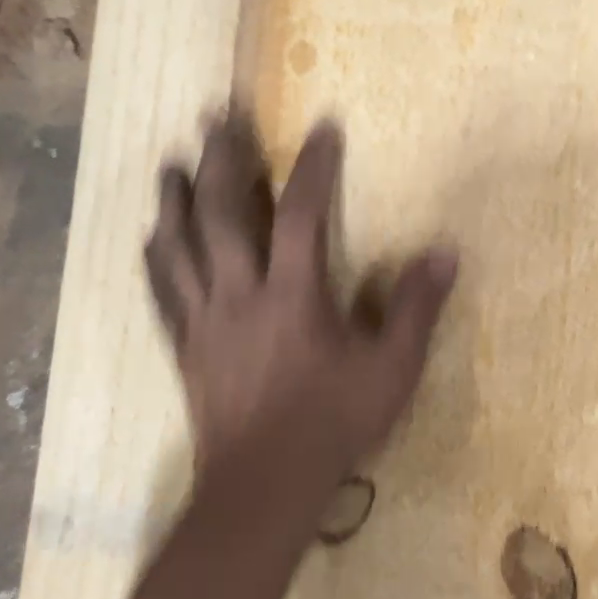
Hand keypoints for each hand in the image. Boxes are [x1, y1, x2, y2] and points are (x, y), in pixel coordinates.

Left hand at [143, 110, 458, 491]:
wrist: (265, 481)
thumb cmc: (337, 421)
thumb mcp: (394, 367)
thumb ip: (416, 307)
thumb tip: (444, 252)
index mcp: (293, 295)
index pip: (299, 214)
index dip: (311, 168)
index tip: (321, 128)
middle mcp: (239, 294)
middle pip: (219, 214)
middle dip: (221, 161)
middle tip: (218, 117)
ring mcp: (205, 319)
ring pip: (179, 245)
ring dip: (175, 197)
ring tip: (173, 162)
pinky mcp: (186, 345)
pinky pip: (163, 288)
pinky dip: (158, 254)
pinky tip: (154, 236)